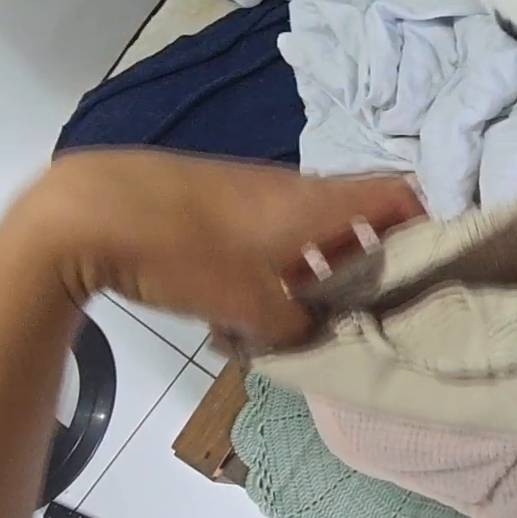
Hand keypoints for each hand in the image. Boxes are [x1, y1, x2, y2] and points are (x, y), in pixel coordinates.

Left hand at [15, 149, 424, 350]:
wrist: (90, 210)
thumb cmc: (185, 253)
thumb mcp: (249, 305)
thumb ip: (294, 324)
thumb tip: (308, 328)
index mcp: (318, 203)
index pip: (395, 193)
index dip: (421, 220)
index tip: (425, 261)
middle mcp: (294, 189)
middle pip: (352, 217)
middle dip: (361, 261)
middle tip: (356, 305)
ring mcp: (253, 192)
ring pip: (305, 228)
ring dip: (312, 266)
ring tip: (293, 312)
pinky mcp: (216, 200)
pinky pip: (264, 231)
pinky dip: (271, 262)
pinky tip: (237, 303)